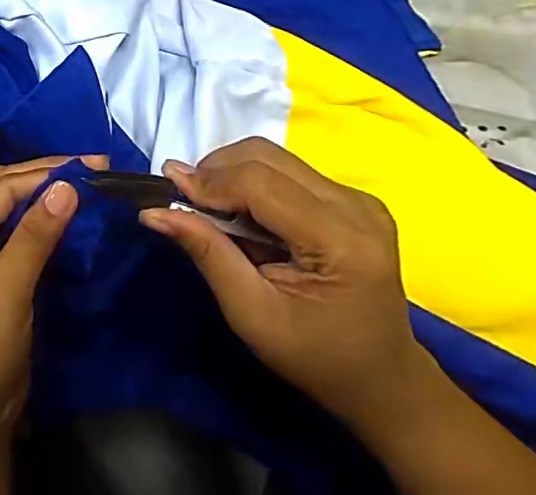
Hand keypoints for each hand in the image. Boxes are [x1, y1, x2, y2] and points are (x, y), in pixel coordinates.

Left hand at [0, 155, 103, 494]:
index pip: (4, 186)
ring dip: (44, 191)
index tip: (95, 163)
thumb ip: (35, 236)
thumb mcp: (7, 291)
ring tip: (86, 181)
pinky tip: (69, 210)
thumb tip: (68, 186)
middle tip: (95, 168)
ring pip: (12, 203)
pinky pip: (19, 228)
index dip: (48, 172)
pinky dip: (43, 216)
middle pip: (5, 186)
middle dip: (47, 174)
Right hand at [141, 138, 427, 424]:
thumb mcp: (251, 314)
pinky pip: (286, 169)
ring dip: (232, 173)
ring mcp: (358, 199)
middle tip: (187, 200)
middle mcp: (357, 208)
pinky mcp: (352, 198)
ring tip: (213, 209)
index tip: (169, 190)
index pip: (262, 183)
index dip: (210, 180)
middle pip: (266, 157)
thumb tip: (153, 210)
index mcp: (342, 243)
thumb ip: (207, 253)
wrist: (381, 379)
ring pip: (273, 156)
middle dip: (216, 171)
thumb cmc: (315, 356)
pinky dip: (251, 180)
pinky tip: (244, 214)